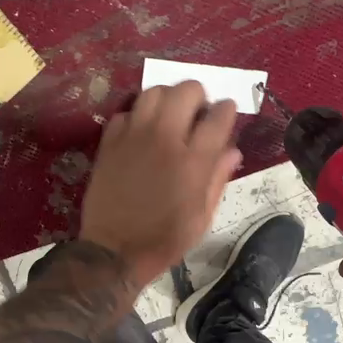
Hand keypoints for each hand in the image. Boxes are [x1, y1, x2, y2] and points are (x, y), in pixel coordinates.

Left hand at [78, 82, 241, 281]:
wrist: (115, 252)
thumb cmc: (164, 240)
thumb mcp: (202, 218)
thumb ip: (218, 179)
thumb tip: (232, 151)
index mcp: (194, 161)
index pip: (219, 115)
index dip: (227, 110)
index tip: (226, 113)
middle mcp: (165, 139)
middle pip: (186, 90)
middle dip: (198, 96)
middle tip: (196, 114)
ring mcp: (134, 137)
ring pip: (153, 92)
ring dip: (166, 98)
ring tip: (168, 116)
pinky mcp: (109, 143)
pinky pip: (125, 112)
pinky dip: (136, 117)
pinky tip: (140, 132)